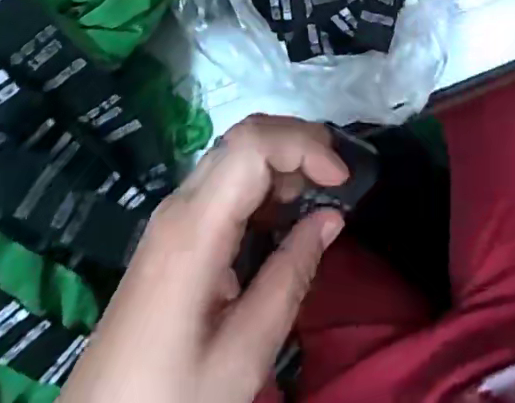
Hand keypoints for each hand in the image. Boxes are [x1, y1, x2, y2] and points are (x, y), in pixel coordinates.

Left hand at [58, 115, 348, 402]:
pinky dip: (263, 181)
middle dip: (298, 142)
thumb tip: (332, 217)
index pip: (252, 145)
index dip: (304, 146)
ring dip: (282, 160)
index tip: (342, 182)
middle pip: (243, 137)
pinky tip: (284, 215)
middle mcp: (180, 205)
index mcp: (195, 227)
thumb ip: (290, 277)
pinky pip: (223, 183)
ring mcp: (172, 216)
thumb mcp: (243, 353)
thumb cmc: (171, 397)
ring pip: (234, 154)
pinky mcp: (172, 232)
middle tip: (338, 178)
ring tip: (320, 196)